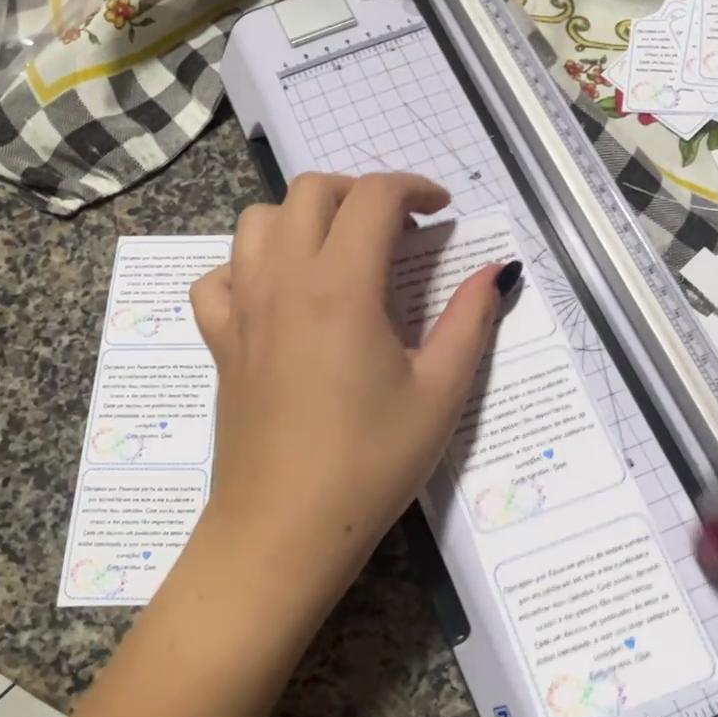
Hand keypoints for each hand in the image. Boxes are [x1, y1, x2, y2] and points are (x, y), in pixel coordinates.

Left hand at [188, 172, 512, 616]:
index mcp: (341, 286)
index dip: (414, 188)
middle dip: (360, 193)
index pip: (374, 198)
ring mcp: (242, 308)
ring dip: (304, 217)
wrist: (284, 527)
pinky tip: (276, 294)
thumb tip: (498, 271)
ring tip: (338, 252)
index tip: (442, 210)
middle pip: (312, 192)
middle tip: (397, 230)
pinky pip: (218, 277)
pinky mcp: (218, 341)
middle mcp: (283, 281)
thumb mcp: (439, 394)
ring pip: (259, 222)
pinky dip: (248, 266)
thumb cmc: (369, 464)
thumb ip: (470, 321)